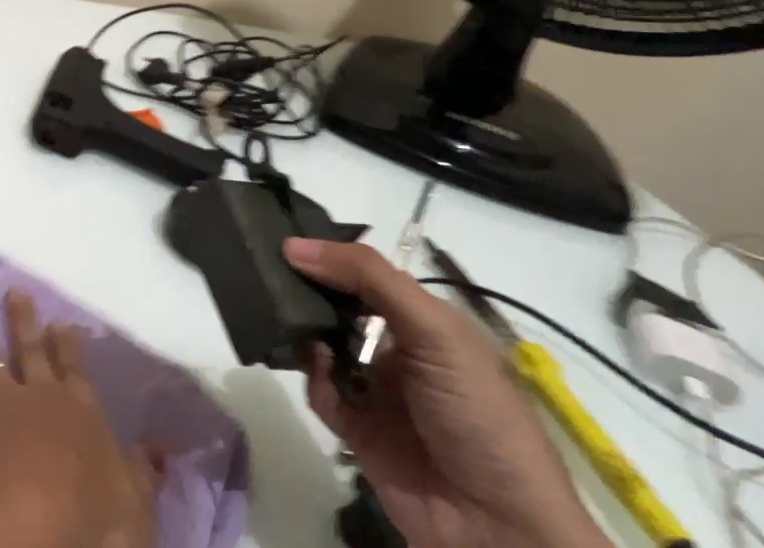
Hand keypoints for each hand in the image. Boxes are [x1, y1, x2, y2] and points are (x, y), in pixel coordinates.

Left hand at [0, 290, 163, 547]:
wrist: (28, 516)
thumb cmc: (88, 513)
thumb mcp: (135, 502)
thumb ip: (143, 472)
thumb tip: (158, 448)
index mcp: (81, 411)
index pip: (75, 370)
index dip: (67, 345)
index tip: (60, 320)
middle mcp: (40, 395)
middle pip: (30, 350)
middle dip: (22, 320)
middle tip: (15, 291)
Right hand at [284, 238, 610, 547]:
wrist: (496, 525)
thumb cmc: (477, 414)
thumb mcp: (434, 333)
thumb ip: (369, 281)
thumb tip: (296, 246)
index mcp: (427, 323)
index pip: (369, 276)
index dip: (332, 258)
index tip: (285, 244)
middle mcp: (400, 351)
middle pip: (341, 309)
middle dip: (309, 294)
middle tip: (267, 278)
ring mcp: (378, 392)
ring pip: (323, 349)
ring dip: (304, 336)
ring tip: (282, 323)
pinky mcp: (358, 431)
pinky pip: (321, 394)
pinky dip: (313, 382)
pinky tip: (319, 376)